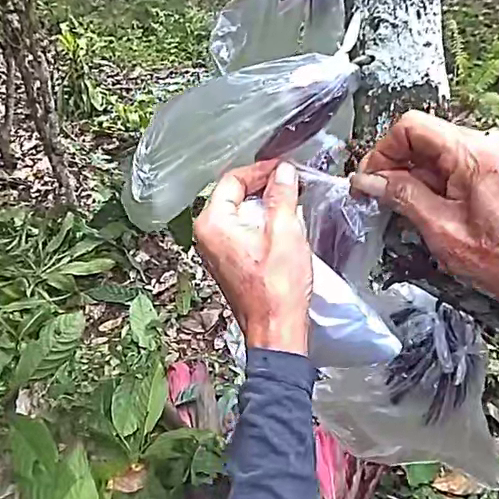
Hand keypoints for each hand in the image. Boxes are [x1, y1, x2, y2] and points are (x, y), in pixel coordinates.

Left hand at [194, 160, 312, 355]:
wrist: (276, 329)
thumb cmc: (276, 290)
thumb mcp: (285, 232)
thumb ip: (282, 195)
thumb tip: (283, 173)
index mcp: (213, 224)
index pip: (232, 179)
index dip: (260, 170)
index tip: (283, 168)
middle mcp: (208, 236)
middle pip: (233, 194)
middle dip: (263, 186)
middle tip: (290, 182)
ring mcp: (217, 251)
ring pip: (239, 214)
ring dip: (264, 206)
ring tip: (290, 203)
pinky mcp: (229, 263)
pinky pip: (242, 232)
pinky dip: (261, 224)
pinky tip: (282, 227)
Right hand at [351, 111, 498, 322]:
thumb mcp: (443, 232)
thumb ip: (403, 198)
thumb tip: (370, 181)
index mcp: (477, 153)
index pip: (412, 127)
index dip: (382, 153)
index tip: (369, 180)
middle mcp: (493, 144)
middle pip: (427, 139)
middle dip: (399, 169)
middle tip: (382, 202)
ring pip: (443, 155)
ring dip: (421, 180)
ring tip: (416, 216)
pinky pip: (463, 166)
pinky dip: (443, 185)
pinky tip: (441, 215)